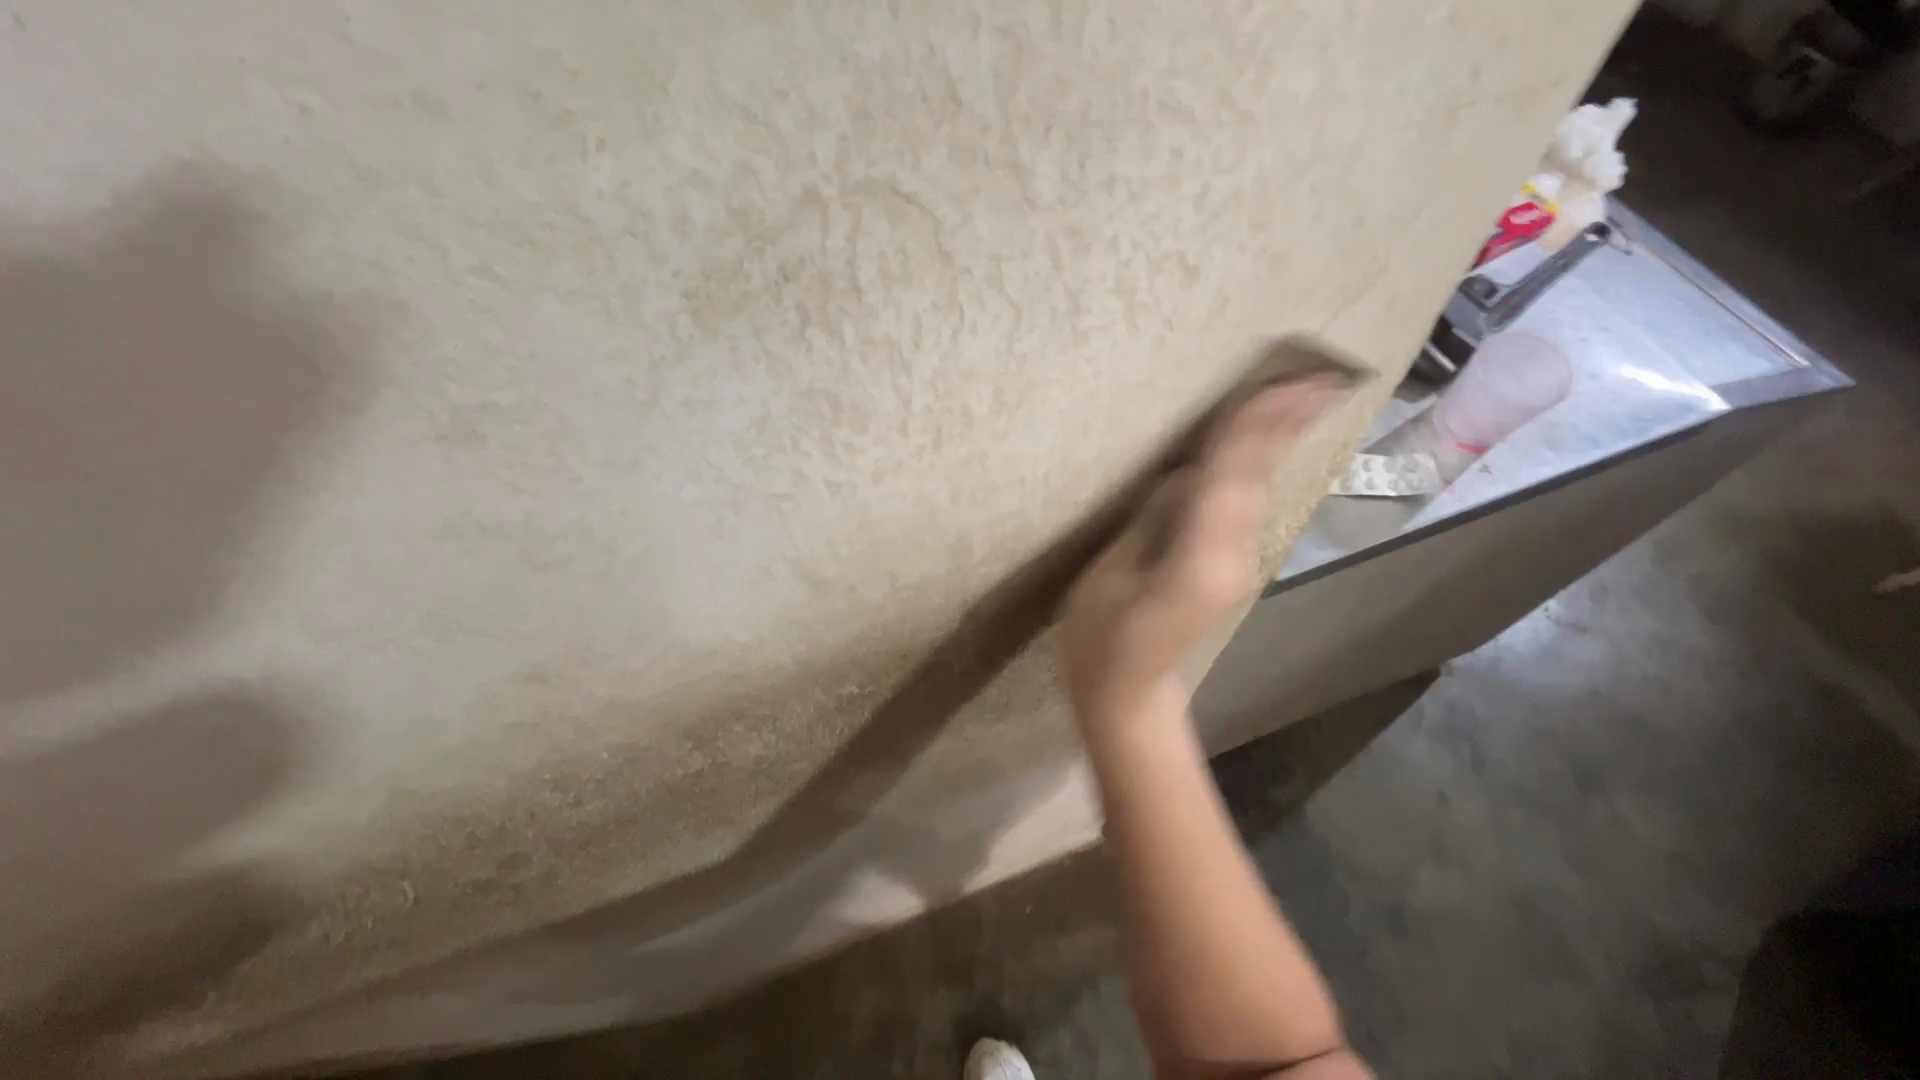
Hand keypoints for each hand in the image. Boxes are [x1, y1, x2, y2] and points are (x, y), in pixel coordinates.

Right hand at [1057, 379, 1337, 727]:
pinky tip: (1269, 444)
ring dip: (1280, 441)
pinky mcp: (1230, 567)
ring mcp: (1236, 565)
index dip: (1249, 429)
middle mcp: (1231, 558)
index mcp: (1197, 561)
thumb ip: (1149, 523)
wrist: (1128, 696)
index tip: (1277, 384)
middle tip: (1323, 376)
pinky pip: (1249, 504)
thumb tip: (1184, 478)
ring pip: (1260, 490)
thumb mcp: (1109, 578)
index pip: (1227, 479)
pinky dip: (1262, 466)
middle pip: (1257, 479)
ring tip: (1306, 396)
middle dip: (1285, 425)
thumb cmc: (1100, 643)